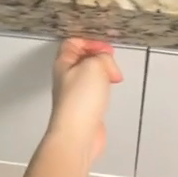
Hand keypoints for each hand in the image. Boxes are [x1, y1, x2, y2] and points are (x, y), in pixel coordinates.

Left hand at [48, 38, 122, 155]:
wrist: (78, 134)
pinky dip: (104, 88)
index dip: (91, 42)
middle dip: (100, 58)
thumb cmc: (81, 99)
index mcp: (63, 63)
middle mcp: (67, 77)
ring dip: (104, 73)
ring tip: (114, 77)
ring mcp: (75, 93)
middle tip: (112, 64)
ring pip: (90, 75)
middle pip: (83, 59)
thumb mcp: (94, 66)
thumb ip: (102, 57)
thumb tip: (106, 63)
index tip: (106, 49)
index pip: (73, 43)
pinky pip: (94, 91)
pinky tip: (110, 92)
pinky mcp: (85, 108)